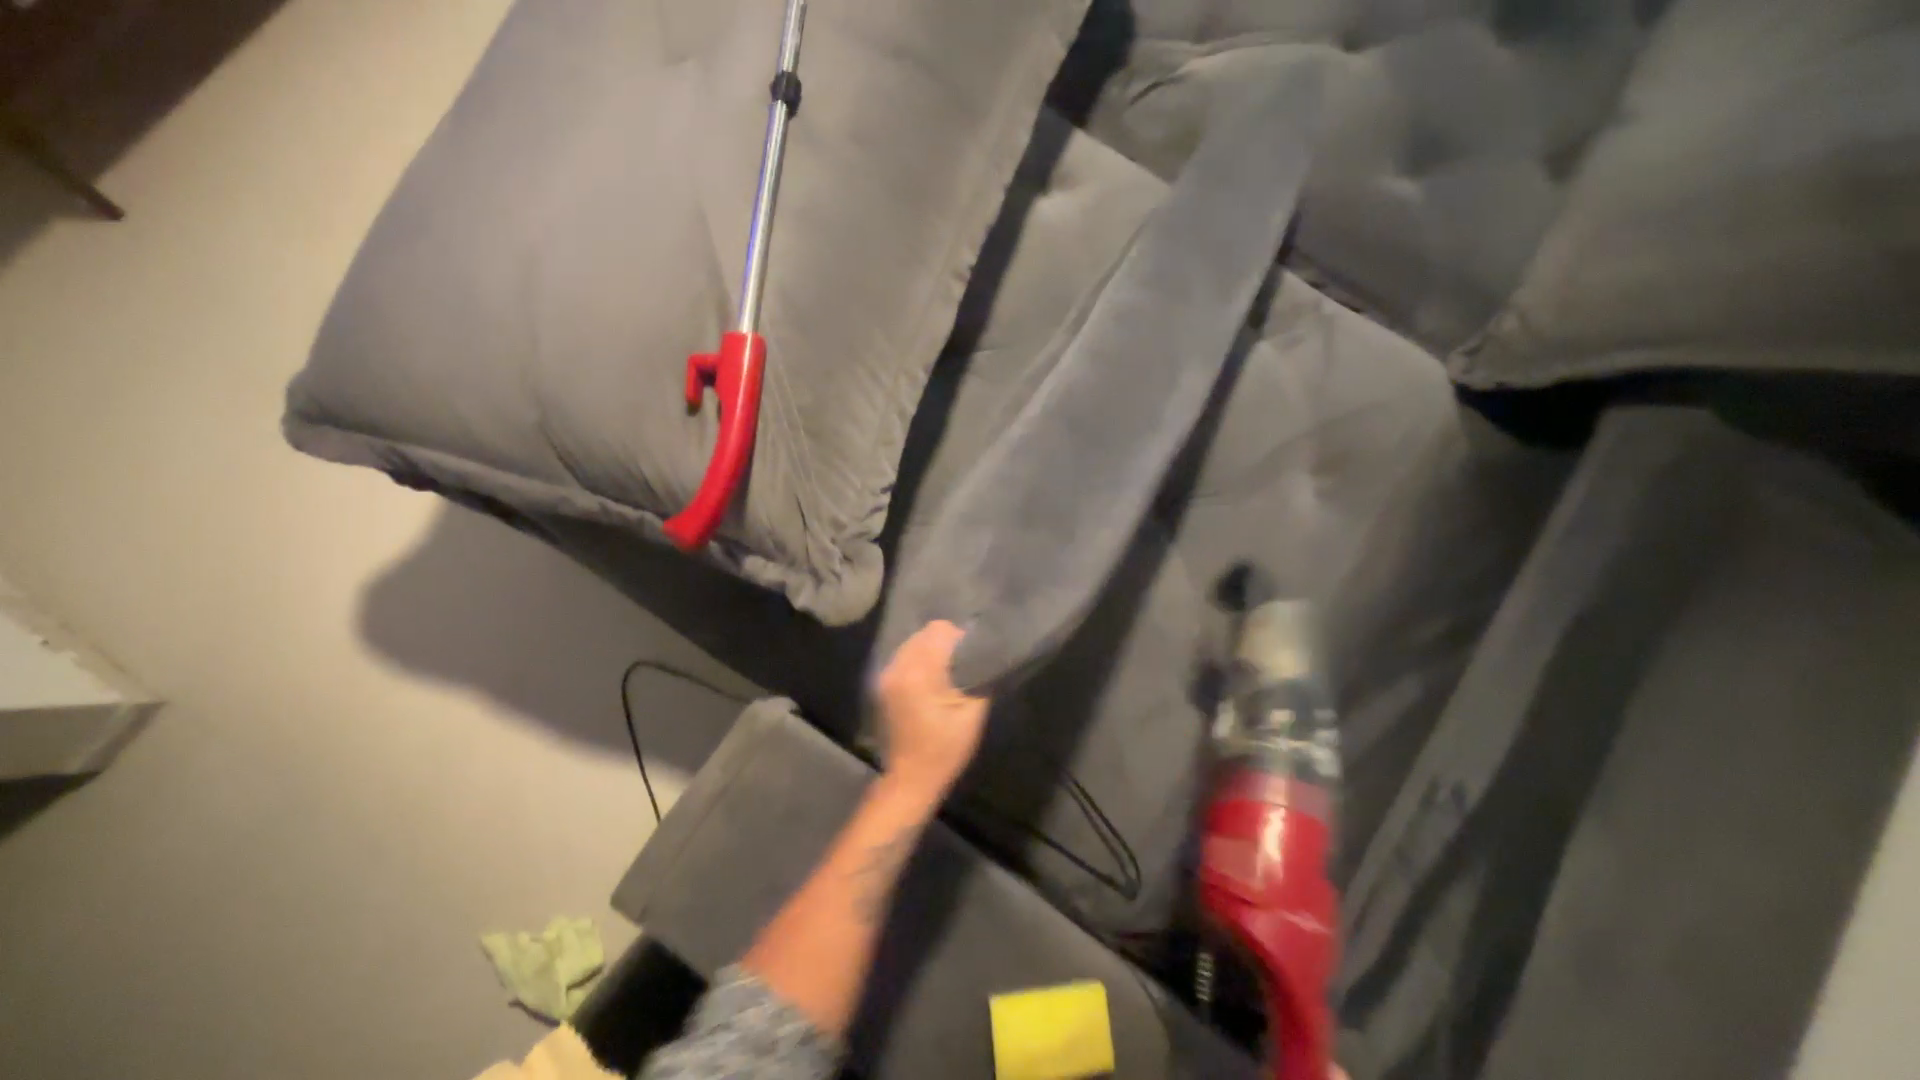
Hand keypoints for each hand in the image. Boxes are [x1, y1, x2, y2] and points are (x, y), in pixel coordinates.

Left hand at [874, 621, 989, 795]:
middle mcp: (898, 667)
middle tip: (963, 666)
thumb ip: (977, 678)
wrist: (911, 777)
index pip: (940, 631)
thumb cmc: (945, 749)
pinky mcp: (882, 684)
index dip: (961, 638)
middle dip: (946, 642)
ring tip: (947, 674)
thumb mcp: (971, 714)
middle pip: (925, 633)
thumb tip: (983, 654)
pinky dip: (919, 661)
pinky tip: (930, 683)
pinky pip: (904, 657)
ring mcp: (886, 675)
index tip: (973, 657)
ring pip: (913, 643)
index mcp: (920, 673)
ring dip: (931, 651)